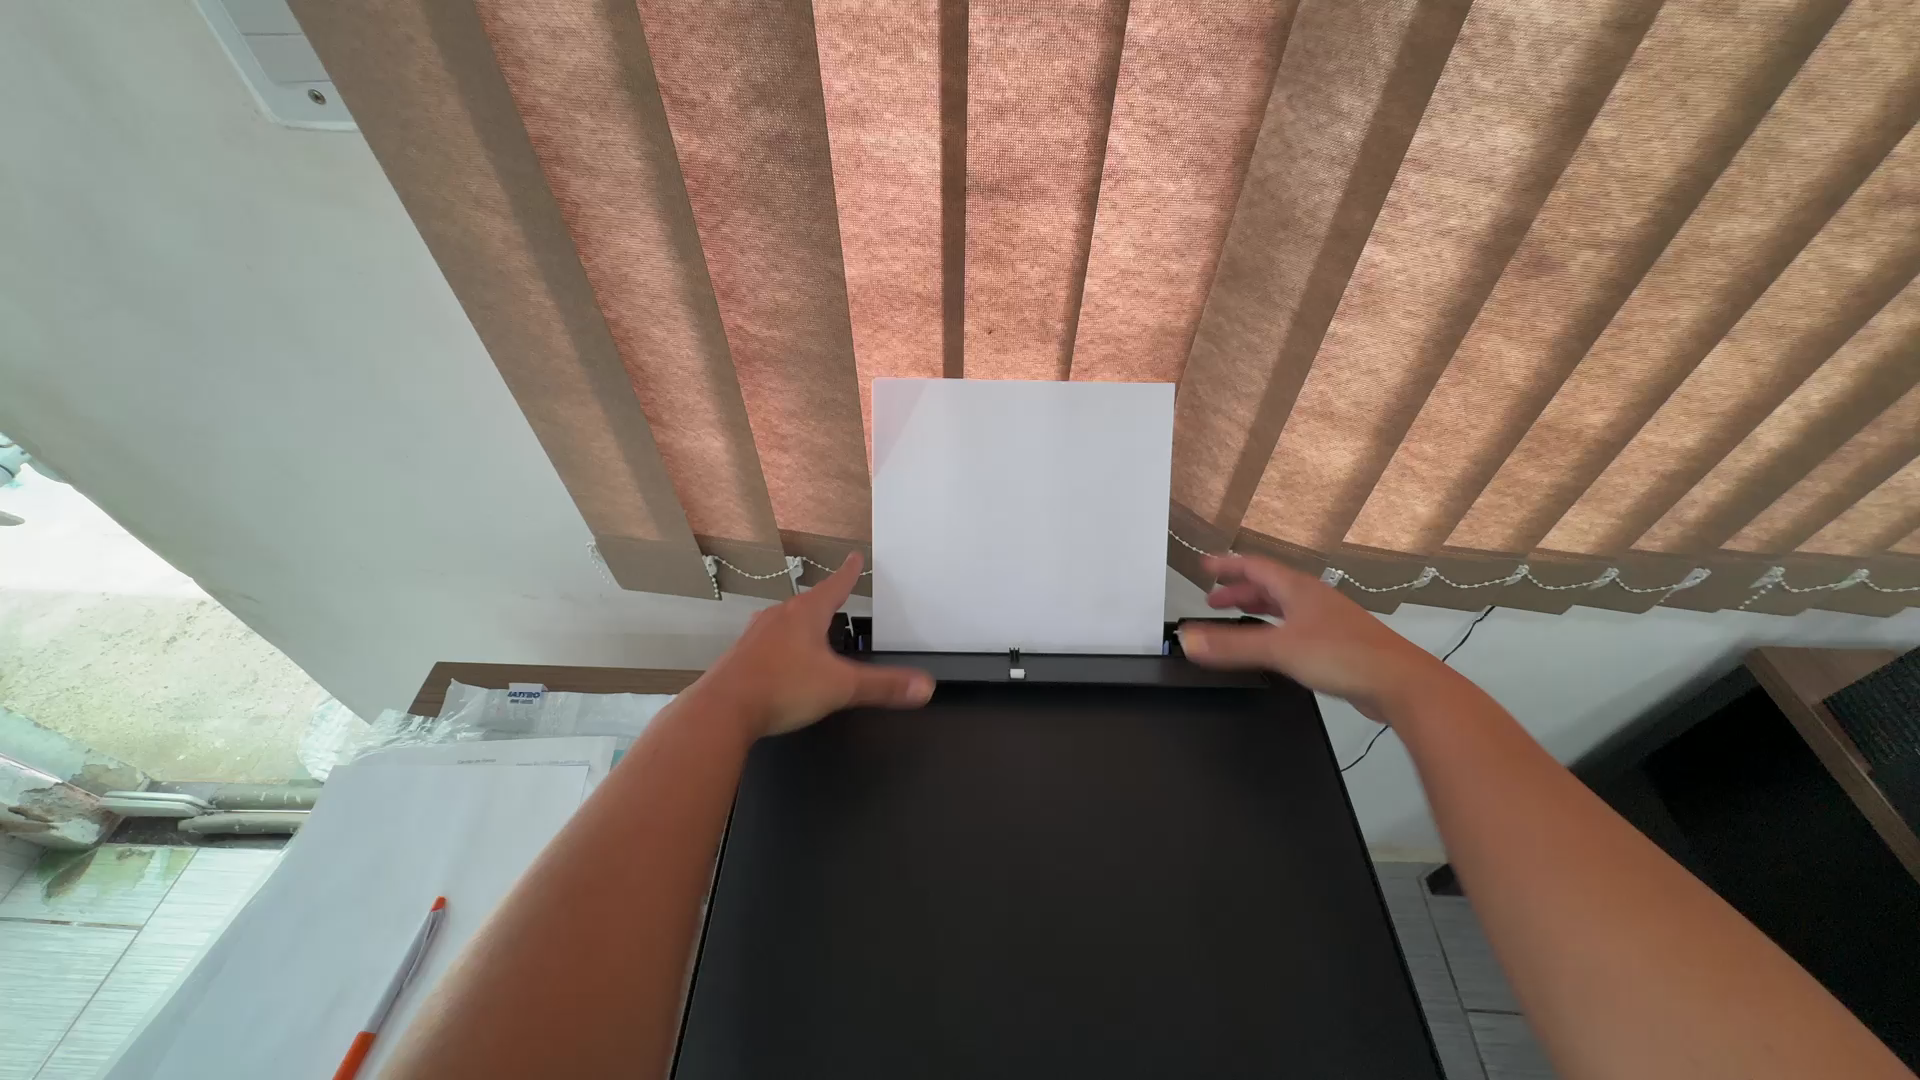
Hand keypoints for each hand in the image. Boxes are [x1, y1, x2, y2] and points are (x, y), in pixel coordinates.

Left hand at [700, 553, 934, 737]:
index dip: (848, 572)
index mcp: (805, 615)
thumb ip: (883, 687)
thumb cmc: (781, 689)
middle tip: (836, 600)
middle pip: (807, 604)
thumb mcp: (842, 687)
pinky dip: (780, 651)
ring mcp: (755, 637)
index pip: (834, 586)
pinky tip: (783, 668)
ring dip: (800, 628)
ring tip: (812, 639)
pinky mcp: (740, 658)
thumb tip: (924, 686)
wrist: (722, 711)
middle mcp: (778, 618)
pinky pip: (766, 646)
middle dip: (823, 604)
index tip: (854, 557)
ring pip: (784, 624)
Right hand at [1178, 554, 1455, 723]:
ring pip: (1285, 607)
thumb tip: (1187, 639)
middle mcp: (1314, 599)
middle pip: (1269, 586)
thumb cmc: (1345, 656)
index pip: (1255, 567)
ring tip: (1237, 619)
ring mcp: (1328, 621)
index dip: (1227, 565)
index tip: (1204, 565)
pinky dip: (1275, 629)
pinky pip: (1297, 628)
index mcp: (1299, 590)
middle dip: (1238, 590)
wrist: (1401, 683)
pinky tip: (1273, 645)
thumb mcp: (1279, 649)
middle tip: (1213, 600)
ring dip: (1257, 609)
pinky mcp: (1338, 644)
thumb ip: (1231, 646)